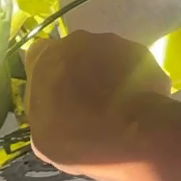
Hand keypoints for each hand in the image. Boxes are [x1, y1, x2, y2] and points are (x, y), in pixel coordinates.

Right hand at [25, 30, 176, 180]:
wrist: (138, 137)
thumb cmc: (81, 139)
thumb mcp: (43, 138)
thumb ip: (42, 112)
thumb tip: (52, 111)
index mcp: (45, 58)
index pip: (38, 57)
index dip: (47, 77)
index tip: (56, 97)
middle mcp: (76, 41)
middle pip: (72, 54)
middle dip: (78, 74)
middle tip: (87, 104)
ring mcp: (113, 44)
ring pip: (104, 57)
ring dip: (106, 76)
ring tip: (116, 108)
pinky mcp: (142, 53)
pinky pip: (131, 65)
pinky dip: (132, 82)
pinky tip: (136, 107)